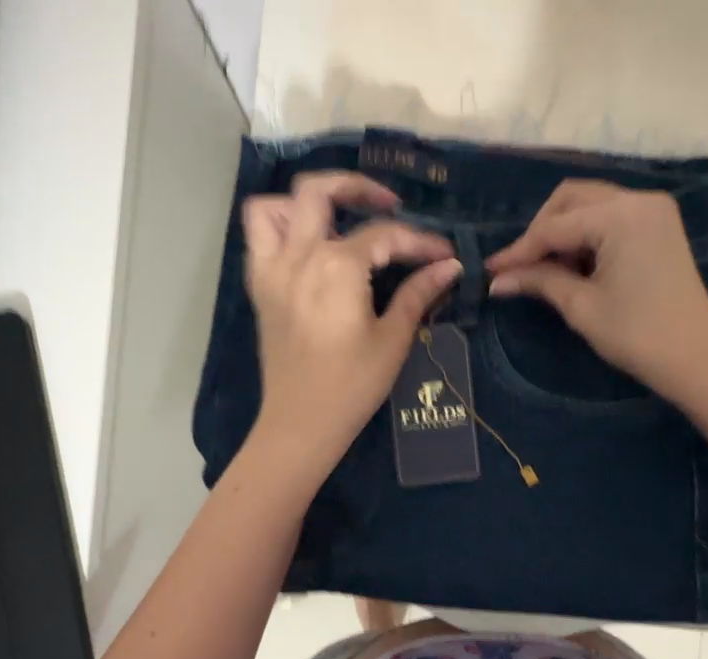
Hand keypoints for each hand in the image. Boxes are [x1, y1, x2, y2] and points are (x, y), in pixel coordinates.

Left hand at [244, 171, 460, 471]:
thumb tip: (449, 267)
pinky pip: (258, 239)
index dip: (420, 242)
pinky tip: (307, 249)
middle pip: (319, 190)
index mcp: (337, 267)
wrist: (301, 423)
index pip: (385, 235)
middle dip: (358, 187)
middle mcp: (299, 255)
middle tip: (387, 206)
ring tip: (335, 221)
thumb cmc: (351, 386)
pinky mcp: (260, 288)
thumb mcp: (392, 340)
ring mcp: (273, 270)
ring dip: (305, 203)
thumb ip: (417, 294)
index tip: (445, 255)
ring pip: (275, 206)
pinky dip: (279, 228)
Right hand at [486, 181, 707, 395]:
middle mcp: (638, 199)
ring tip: (548, 271)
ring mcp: (653, 210)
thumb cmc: (636, 335)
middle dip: (541, 231)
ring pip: (590, 205)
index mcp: (620, 216)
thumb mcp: (581, 307)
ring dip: (563, 232)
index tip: (491, 270)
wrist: (695, 357)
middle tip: (521, 269)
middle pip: (572, 199)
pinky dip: (587, 235)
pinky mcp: (659, 226)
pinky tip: (575, 266)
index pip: (555, 225)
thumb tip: (498, 280)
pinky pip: (611, 217)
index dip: (519, 250)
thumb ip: (540, 282)